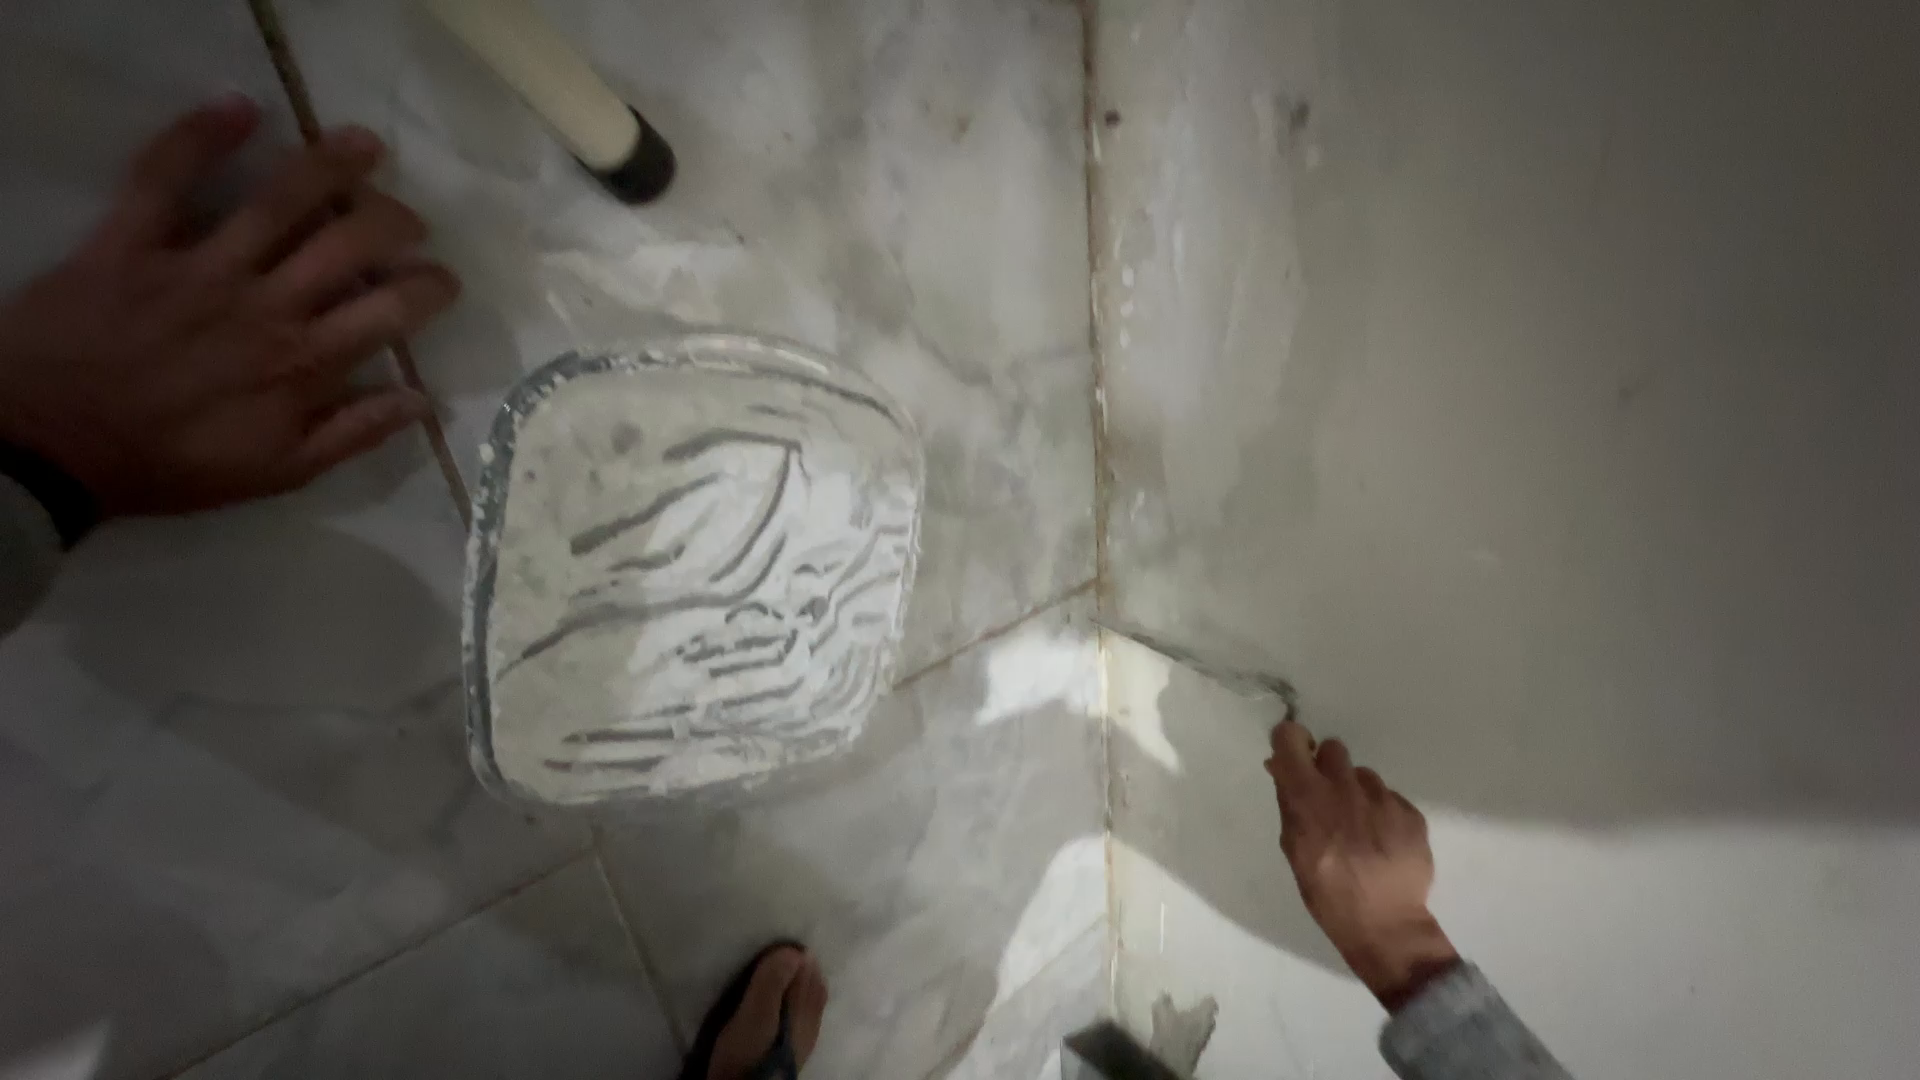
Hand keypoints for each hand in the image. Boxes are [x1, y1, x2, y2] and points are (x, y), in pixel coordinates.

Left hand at [0, 93, 458, 519]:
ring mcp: (198, 269)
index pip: (392, 311)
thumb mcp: (285, 470)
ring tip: (363, 142)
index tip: (446, 280)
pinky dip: (198, 138)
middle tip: (412, 220)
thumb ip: (357, 433)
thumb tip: (424, 401)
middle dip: (392, 223)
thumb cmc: (178, 462)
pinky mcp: (129, 246)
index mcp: (307, 362)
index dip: (430, 288)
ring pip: (275, 205)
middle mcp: (266, 306)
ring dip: (327, 167)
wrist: (42, 446)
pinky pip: (161, 180)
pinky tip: (240, 107)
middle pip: (345, 245)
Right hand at [1265, 719, 1460, 1009]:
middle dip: (1327, 767)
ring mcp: (1382, 799)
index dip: (1291, 743)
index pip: (1291, 737)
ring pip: (1363, 775)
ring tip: (1360, 826)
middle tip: (1328, 796)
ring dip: (1357, 791)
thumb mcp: (1292, 845)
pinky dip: (1383, 813)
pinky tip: (1382, 841)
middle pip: (1333, 749)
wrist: (1384, 925)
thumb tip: (1280, 767)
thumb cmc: (1324, 889)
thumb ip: (1288, 802)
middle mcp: (1344, 786)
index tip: (1294, 759)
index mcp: (1307, 794)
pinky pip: (1390, 798)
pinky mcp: (1411, 814)